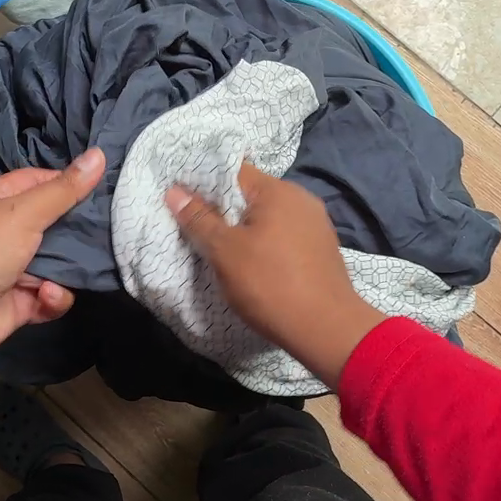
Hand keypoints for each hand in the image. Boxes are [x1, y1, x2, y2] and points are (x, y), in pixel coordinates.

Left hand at [0, 147, 103, 361]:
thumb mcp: (24, 212)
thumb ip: (64, 189)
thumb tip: (99, 154)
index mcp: (0, 200)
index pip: (42, 181)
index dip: (70, 182)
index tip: (103, 188)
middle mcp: (8, 230)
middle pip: (56, 222)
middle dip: (79, 230)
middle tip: (110, 229)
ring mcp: (16, 266)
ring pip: (61, 261)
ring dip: (70, 268)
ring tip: (78, 269)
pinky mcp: (22, 300)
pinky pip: (52, 295)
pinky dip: (53, 297)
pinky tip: (46, 295)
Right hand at [165, 164, 383, 386]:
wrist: (326, 329)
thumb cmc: (270, 284)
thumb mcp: (225, 251)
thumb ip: (199, 219)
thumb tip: (174, 191)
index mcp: (278, 190)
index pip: (233, 171)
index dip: (204, 184)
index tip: (184, 201)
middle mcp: (301, 198)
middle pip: (251, 194)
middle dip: (224, 209)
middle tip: (198, 229)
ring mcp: (315, 223)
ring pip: (268, 216)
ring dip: (246, 229)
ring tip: (224, 250)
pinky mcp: (321, 247)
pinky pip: (285, 234)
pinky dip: (267, 243)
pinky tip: (256, 264)